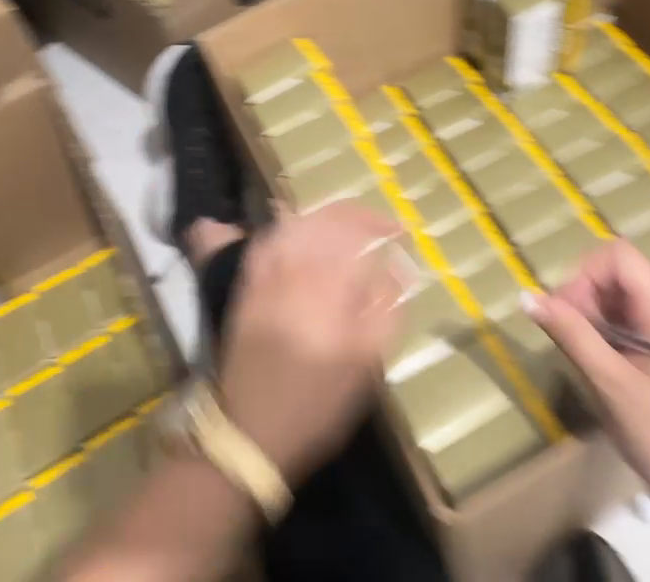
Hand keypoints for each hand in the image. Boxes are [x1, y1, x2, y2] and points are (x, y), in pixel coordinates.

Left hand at [216, 201, 401, 483]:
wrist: (250, 432)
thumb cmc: (317, 404)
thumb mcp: (366, 365)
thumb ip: (385, 309)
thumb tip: (397, 269)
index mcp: (330, 287)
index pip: (359, 232)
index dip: (382, 226)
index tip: (403, 235)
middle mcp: (296, 270)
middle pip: (326, 220)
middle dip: (357, 216)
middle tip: (379, 228)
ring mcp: (266, 275)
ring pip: (295, 224)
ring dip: (324, 218)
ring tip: (345, 228)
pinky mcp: (246, 287)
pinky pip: (266, 242)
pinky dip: (285, 229)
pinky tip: (298, 233)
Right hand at [526, 241, 649, 479]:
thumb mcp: (610, 384)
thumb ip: (570, 335)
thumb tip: (526, 296)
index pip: (618, 255)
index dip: (585, 273)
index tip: (566, 311)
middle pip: (613, 272)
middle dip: (581, 294)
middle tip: (565, 336)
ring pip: (612, 295)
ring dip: (586, 313)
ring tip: (579, 353)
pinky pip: (618, 317)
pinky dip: (596, 329)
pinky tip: (592, 361)